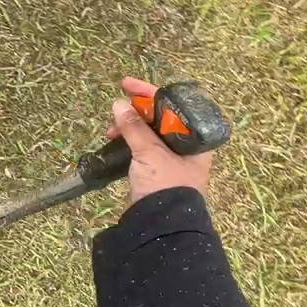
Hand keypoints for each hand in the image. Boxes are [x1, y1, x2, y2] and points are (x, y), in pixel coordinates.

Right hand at [108, 76, 213, 204]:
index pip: (172, 105)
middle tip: (115, 111)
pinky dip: (128, 141)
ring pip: (148, 132)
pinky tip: (115, 141)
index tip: (126, 84)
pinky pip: (141, 146)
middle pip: (159, 117)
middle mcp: (186, 144)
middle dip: (135, 111)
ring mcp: (171, 157)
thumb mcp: (149, 152)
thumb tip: (118, 104)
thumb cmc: (165, 183)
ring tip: (111, 132)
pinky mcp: (156, 169)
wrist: (162, 221)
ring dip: (128, 127)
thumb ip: (134, 127)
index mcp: (195, 137)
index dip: (149, 92)